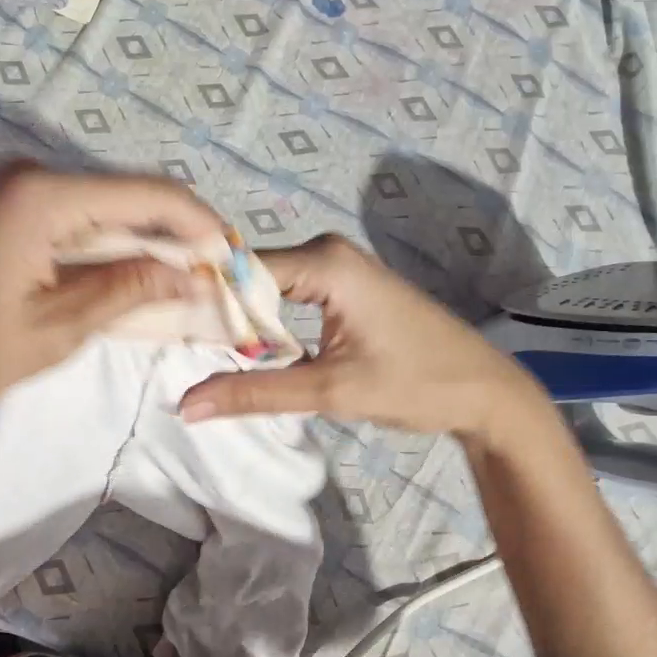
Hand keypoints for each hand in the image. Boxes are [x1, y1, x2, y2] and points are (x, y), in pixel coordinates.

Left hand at [0, 162, 222, 440]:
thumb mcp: (56, 328)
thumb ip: (128, 290)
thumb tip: (193, 274)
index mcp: (42, 195)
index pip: (148, 194)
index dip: (200, 226)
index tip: (236, 261)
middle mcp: (31, 177)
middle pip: (128, 198)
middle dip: (176, 238)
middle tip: (218, 280)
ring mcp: (14, 191)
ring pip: (105, 211)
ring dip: (145, 246)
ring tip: (187, 287)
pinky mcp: (5, 211)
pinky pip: (75, 222)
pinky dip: (109, 250)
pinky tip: (135, 281)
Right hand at [177, 234, 550, 446]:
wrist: (489, 394)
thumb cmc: (418, 385)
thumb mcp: (332, 390)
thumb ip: (255, 392)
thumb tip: (185, 405)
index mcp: (325, 262)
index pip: (241, 271)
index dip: (203, 300)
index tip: (168, 332)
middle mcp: (326, 251)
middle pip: (250, 276)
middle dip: (217, 311)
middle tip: (176, 346)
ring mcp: (335, 265)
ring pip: (265, 286)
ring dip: (239, 318)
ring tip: (197, 349)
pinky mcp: (341, 284)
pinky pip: (285, 293)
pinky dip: (264, 320)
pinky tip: (242, 346)